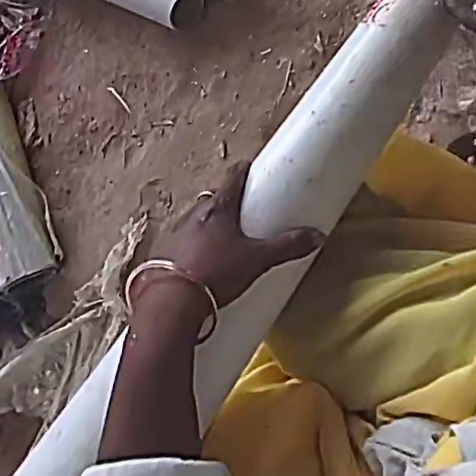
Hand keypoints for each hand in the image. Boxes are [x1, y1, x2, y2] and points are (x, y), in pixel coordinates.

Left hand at [134, 163, 324, 313]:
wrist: (170, 306)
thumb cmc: (215, 274)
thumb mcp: (258, 260)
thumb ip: (288, 246)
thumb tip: (317, 236)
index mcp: (219, 208)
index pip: (232, 177)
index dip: (243, 171)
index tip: (251, 168)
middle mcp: (193, 215)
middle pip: (213, 200)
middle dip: (226, 204)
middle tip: (241, 215)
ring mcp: (172, 235)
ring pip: (193, 221)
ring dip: (205, 227)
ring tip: (220, 243)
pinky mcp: (158, 257)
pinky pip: (177, 245)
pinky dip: (188, 249)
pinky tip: (197, 265)